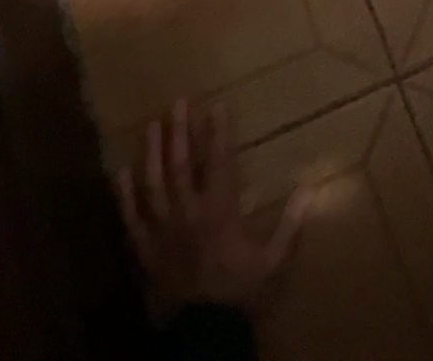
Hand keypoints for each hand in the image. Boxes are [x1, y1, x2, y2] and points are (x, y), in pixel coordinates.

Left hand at [114, 99, 309, 313]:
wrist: (204, 330)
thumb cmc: (241, 290)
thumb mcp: (274, 259)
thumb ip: (290, 222)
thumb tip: (311, 188)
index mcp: (220, 212)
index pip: (219, 162)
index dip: (218, 133)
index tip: (217, 106)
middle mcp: (188, 213)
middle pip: (181, 165)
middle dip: (181, 131)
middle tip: (178, 101)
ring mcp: (163, 230)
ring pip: (154, 184)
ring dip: (153, 152)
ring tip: (152, 124)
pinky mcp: (146, 248)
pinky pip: (131, 217)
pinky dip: (125, 194)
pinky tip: (122, 171)